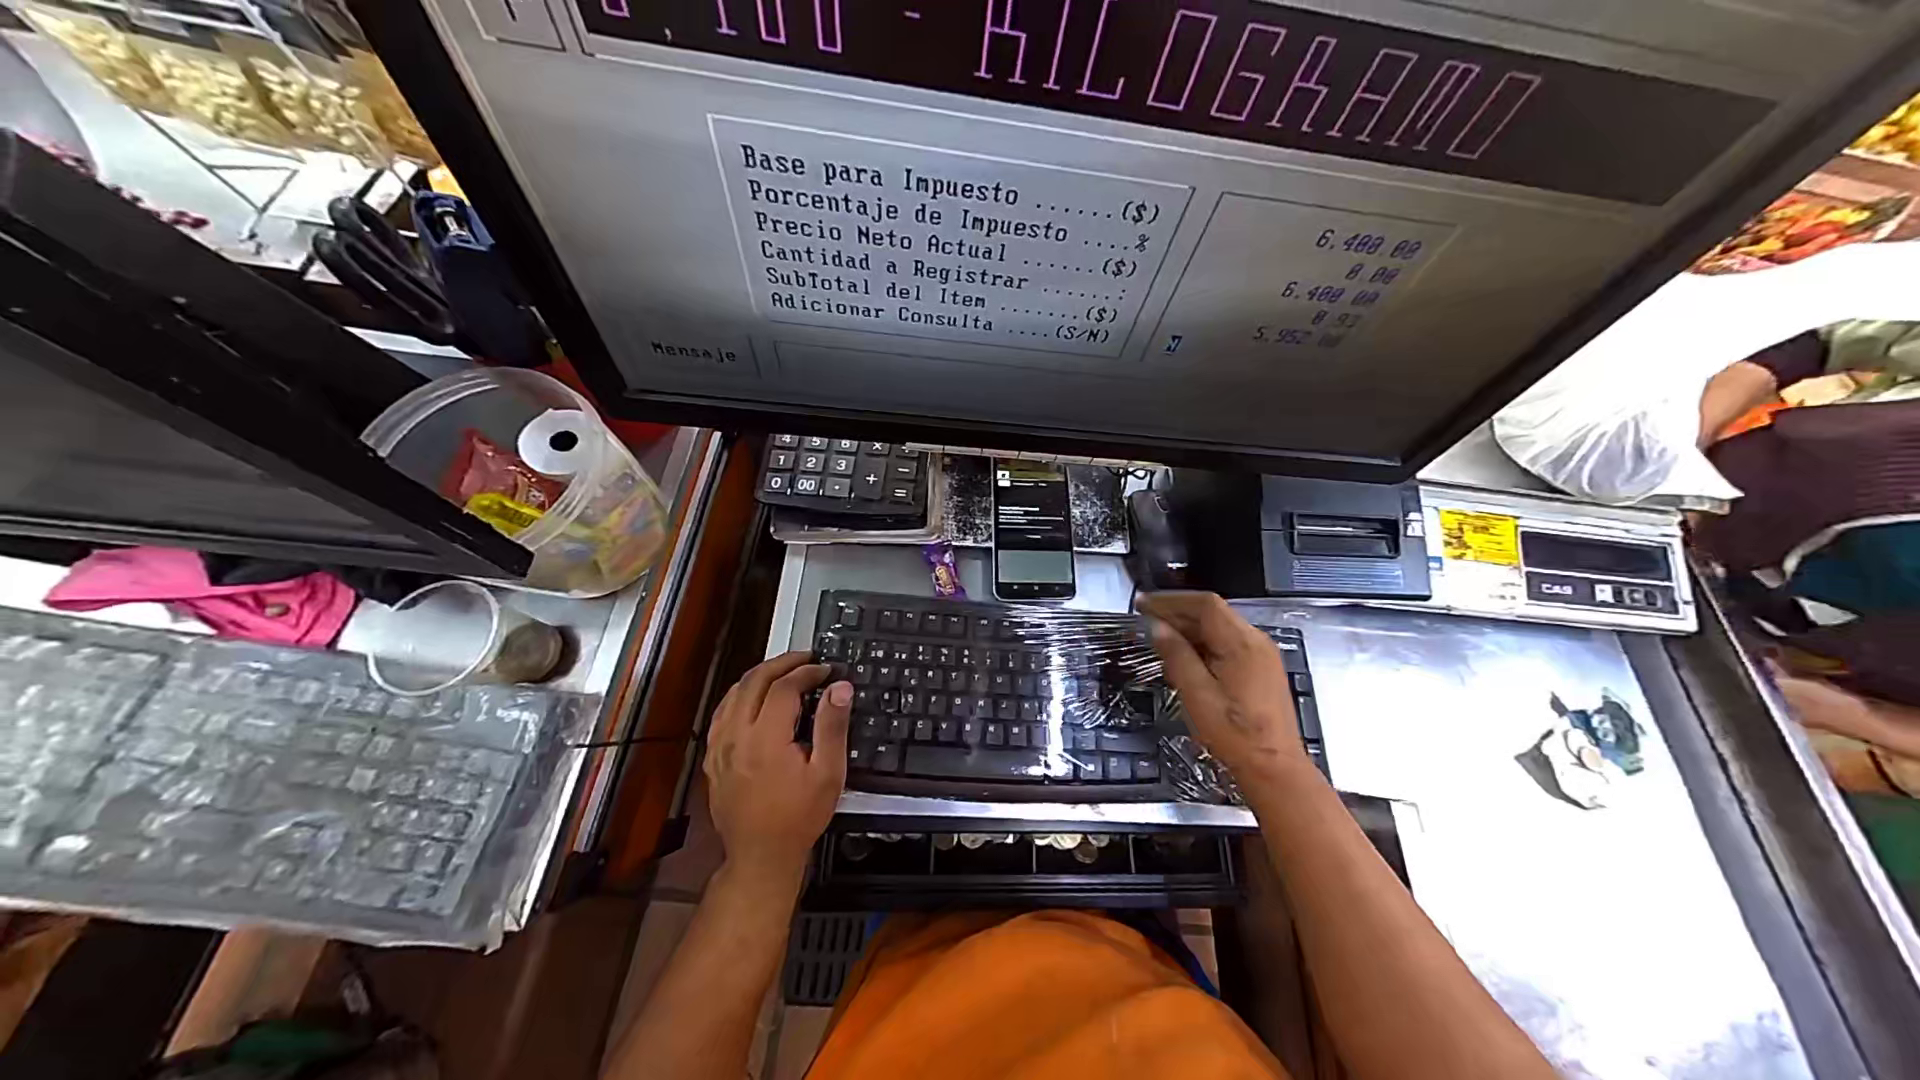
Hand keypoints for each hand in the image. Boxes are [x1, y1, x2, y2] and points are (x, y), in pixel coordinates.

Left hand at [703, 651, 850, 884]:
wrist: (760, 855)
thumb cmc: (799, 816)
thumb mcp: (828, 773)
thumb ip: (832, 726)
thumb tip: (839, 688)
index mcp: (765, 739)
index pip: (784, 687)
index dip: (807, 672)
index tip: (826, 670)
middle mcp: (736, 736)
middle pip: (754, 681)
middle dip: (782, 663)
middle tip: (807, 659)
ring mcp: (720, 746)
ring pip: (734, 692)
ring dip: (760, 675)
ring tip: (784, 671)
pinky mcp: (712, 757)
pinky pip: (722, 712)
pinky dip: (741, 695)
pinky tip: (755, 697)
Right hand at [1140, 591, 1310, 790]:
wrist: (1274, 768)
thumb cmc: (1235, 735)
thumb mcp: (1196, 693)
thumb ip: (1176, 655)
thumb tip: (1158, 629)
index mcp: (1242, 644)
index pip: (1205, 604)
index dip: (1170, 600)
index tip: (1144, 604)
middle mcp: (1257, 642)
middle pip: (1213, 612)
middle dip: (1178, 612)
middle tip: (1147, 619)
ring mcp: (1263, 655)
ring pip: (1221, 627)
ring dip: (1190, 627)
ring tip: (1161, 636)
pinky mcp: (1262, 669)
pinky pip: (1229, 642)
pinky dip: (1204, 641)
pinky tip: (1185, 654)